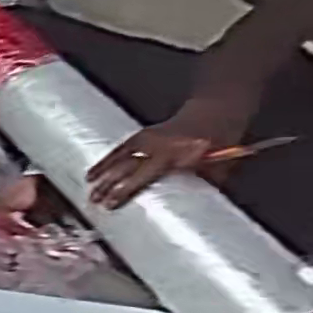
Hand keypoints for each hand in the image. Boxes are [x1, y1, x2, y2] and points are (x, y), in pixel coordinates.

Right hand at [86, 107, 244, 209]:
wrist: (219, 107)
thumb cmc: (224, 137)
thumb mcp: (224, 160)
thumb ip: (206, 182)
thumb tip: (193, 204)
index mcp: (181, 153)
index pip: (146, 175)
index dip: (125, 191)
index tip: (110, 205)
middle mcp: (161, 146)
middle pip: (127, 168)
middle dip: (108, 186)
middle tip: (93, 201)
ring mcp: (149, 139)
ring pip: (119, 160)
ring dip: (102, 177)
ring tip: (88, 191)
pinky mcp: (141, 135)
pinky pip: (118, 151)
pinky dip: (103, 163)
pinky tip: (91, 175)